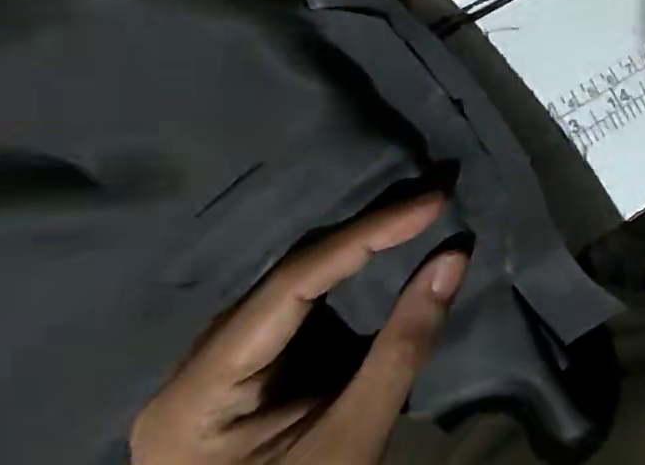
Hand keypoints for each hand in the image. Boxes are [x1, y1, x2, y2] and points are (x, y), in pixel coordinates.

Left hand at [131, 194, 468, 464]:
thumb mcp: (353, 441)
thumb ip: (402, 347)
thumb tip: (454, 257)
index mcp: (195, 394)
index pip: (290, 285)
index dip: (365, 235)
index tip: (431, 202)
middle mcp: (190, 367)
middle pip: (286, 277)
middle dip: (363, 235)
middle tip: (428, 202)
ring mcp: (211, 367)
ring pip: (289, 285)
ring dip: (354, 251)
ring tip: (412, 218)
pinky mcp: (239, 372)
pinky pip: (294, 308)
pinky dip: (342, 279)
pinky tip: (378, 254)